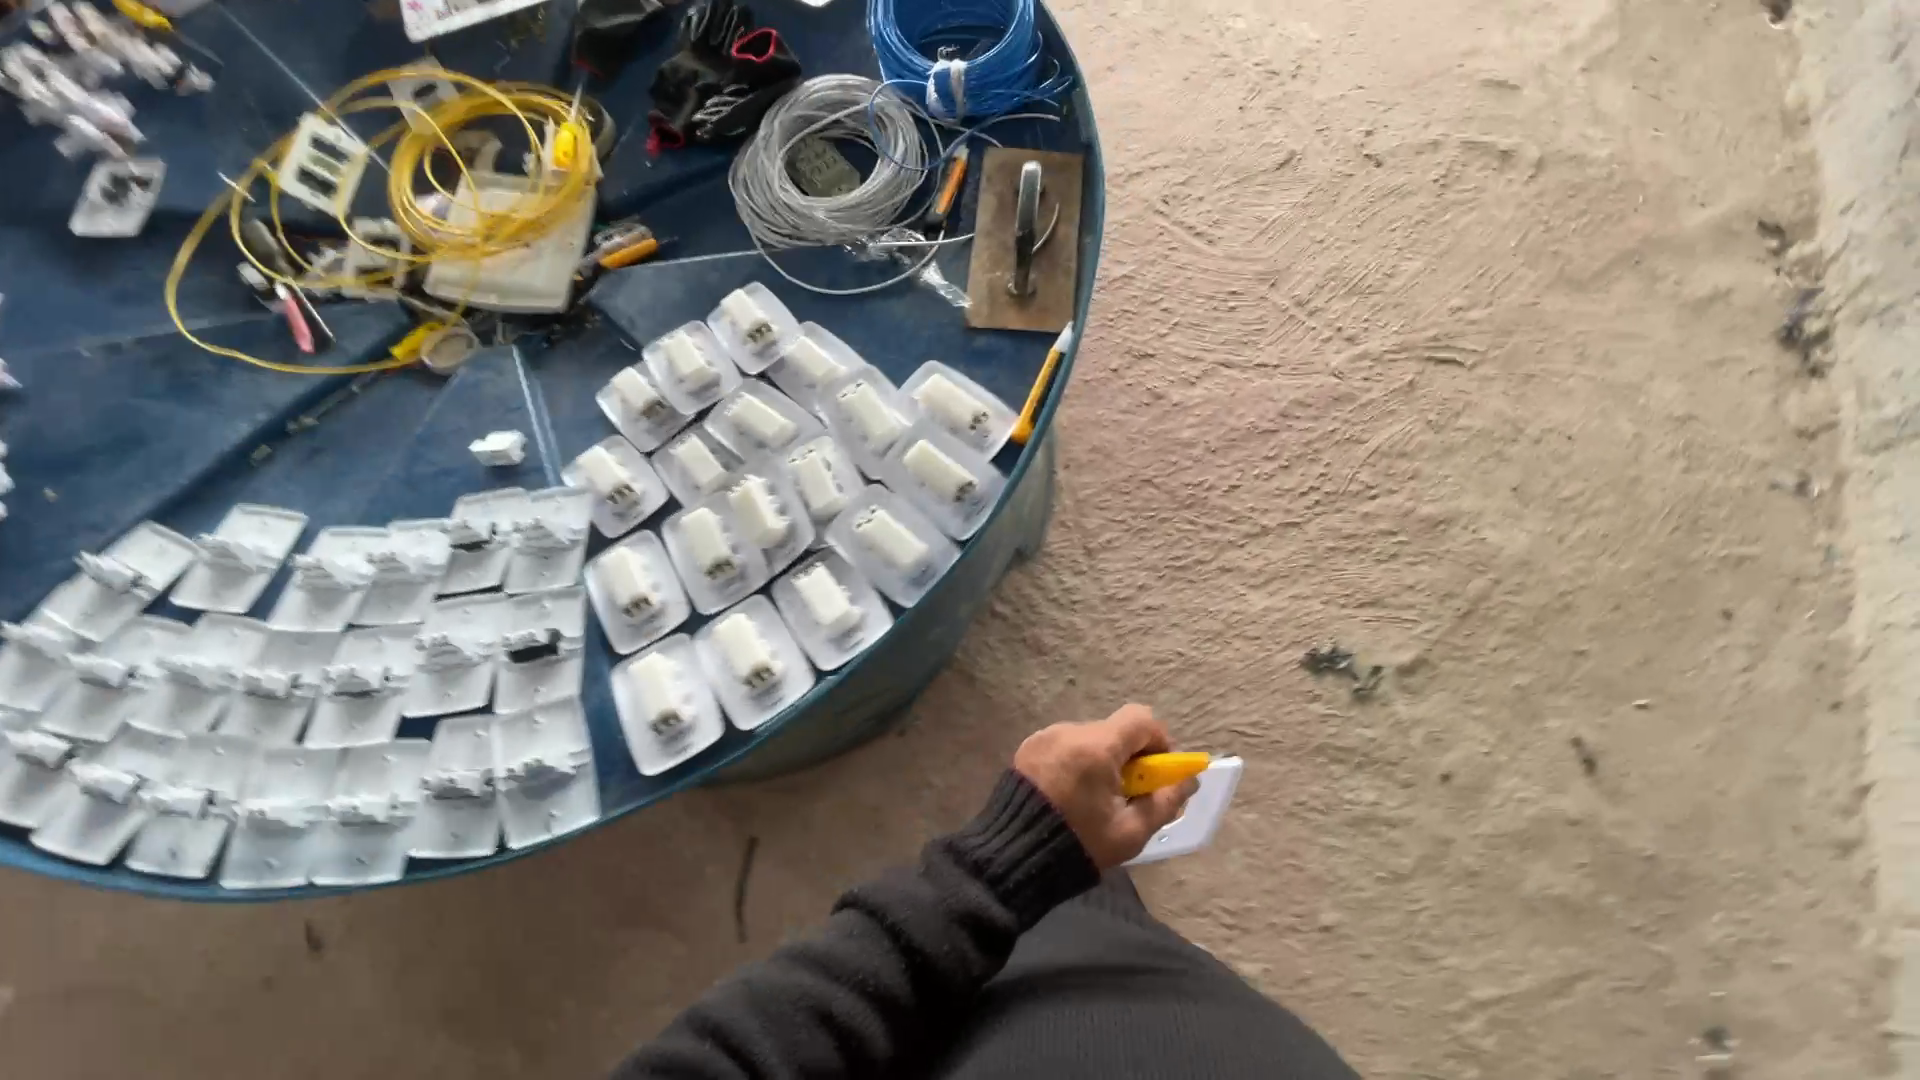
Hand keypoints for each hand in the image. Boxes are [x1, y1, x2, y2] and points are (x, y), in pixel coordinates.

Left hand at [1013, 704, 1199, 868]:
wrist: (1015, 853)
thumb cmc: (1079, 844)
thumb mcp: (1131, 831)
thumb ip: (1164, 802)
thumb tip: (1188, 781)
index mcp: (1096, 747)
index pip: (1141, 719)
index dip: (1158, 741)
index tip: (1157, 772)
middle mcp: (1069, 731)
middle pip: (1114, 730)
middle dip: (1129, 756)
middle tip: (1129, 794)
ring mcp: (1045, 736)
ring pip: (1089, 738)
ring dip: (1101, 759)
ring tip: (1095, 799)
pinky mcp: (1028, 747)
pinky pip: (1065, 745)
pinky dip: (1077, 762)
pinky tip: (1070, 794)